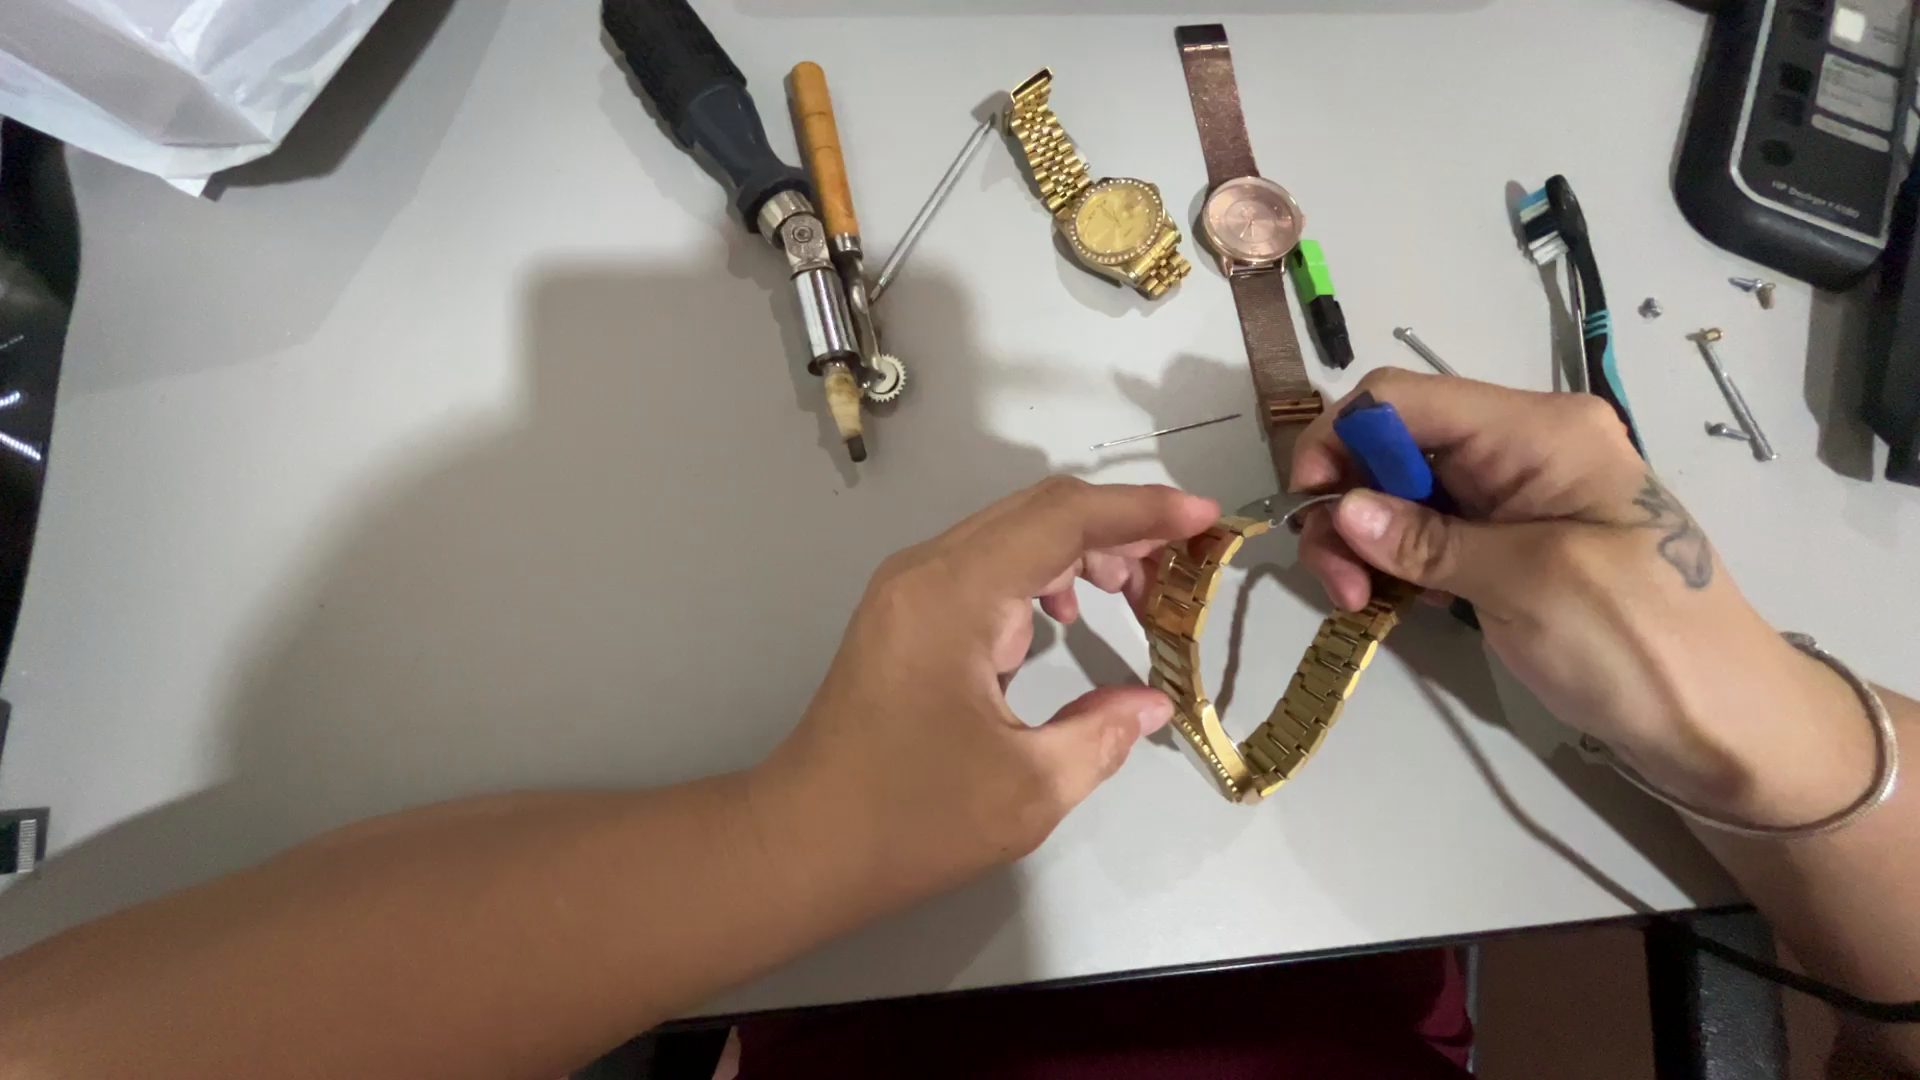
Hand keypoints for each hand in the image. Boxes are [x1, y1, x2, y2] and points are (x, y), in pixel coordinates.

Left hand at [752, 477, 1217, 912]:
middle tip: (1179, 573)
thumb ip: (1104, 732)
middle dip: (1119, 528)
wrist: (803, 840)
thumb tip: (1154, 701)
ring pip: (1013, 533)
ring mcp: (911, 586)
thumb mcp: (1028, 788)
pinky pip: (987, 566)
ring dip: (1080, 550)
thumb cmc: (911, 818)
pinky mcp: (907, 610)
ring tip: (1135, 595)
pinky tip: (1062, 617)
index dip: (1141, 510)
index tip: (1205, 516)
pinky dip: (1040, 575)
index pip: (1063, 518)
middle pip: (1039, 511)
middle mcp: (928, 569)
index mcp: (955, 594)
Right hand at [1289, 369, 1869, 825]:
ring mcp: (1497, 494)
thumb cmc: (1641, 642)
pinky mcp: (1485, 537)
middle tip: (1336, 581)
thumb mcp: (1529, 584)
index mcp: (1536, 432)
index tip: (1309, 504)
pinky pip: (1405, 530)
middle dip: (1342, 507)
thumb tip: (1339, 509)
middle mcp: (1509, 448)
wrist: (1717, 723)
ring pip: (1382, 492)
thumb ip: (1427, 540)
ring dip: (1352, 543)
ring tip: (1357, 601)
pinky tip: (1385, 600)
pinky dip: (1379, 562)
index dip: (1337, 438)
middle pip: (1382, 447)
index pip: (1400, 398)